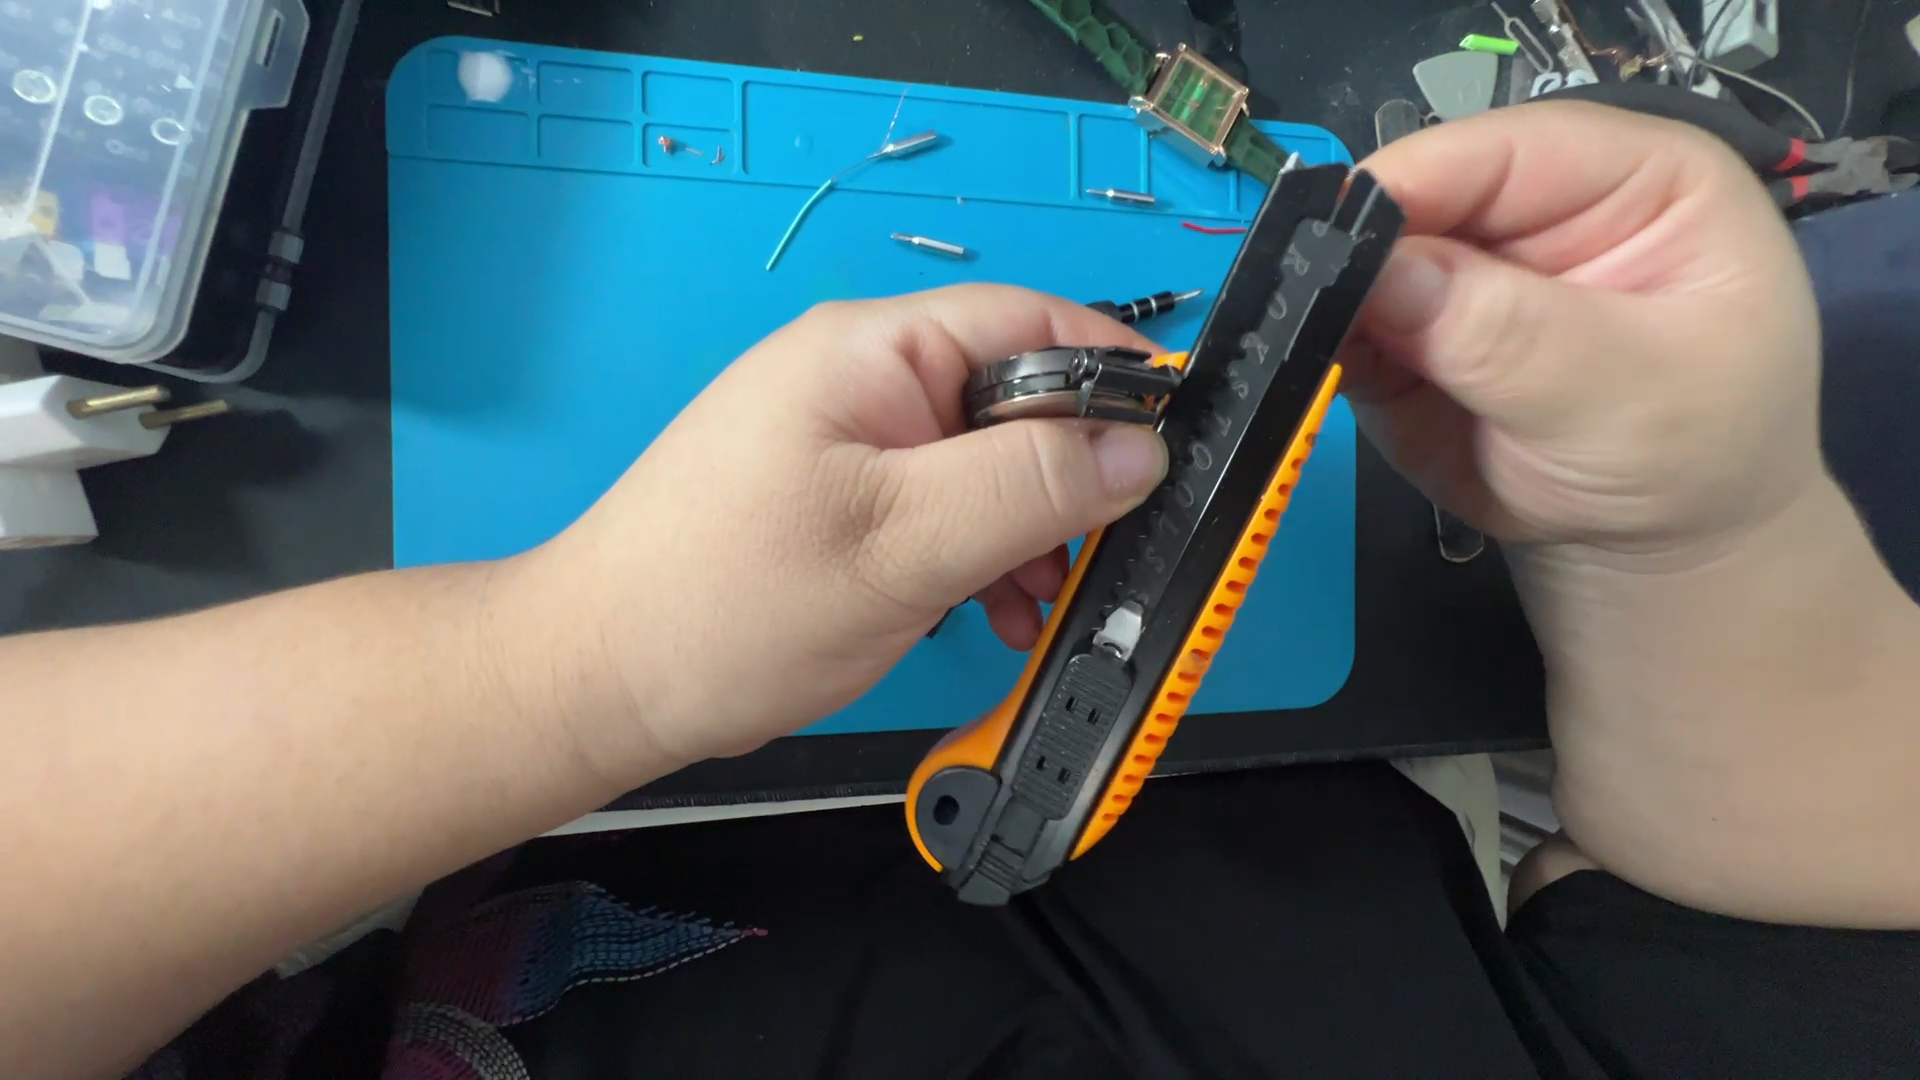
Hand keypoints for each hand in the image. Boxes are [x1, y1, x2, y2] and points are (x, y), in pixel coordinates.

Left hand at [524, 287, 1168, 768]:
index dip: (1109, 378)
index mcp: (874, 353)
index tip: (1167, 449)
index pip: (1027, 325)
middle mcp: (868, 385)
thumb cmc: (736, 604)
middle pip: (1011, 403)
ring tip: (1036, 602)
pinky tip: (993, 611)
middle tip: (1094, 555)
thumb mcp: (903, 541)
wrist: (607, 681)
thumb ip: (1029, 485)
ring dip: (1027, 532)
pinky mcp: (851, 505)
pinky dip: (983, 558)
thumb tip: (1140, 448)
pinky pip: (945, 512)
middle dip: (1066, 479)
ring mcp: (857, 448)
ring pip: (984, 469)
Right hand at [1343, 101, 1822, 563]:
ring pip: (1360, 272)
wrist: (1636, 538)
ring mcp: (1448, 291)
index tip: (1334, 236)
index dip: (1414, 185)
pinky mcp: (1396, 350)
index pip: (1500, 155)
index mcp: (1619, 185)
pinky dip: (1312, 350)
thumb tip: (1379, 275)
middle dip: (1351, 250)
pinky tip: (1299, 368)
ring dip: (1319, 304)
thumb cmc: (1680, 451)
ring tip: (1289, 338)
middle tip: (1295, 296)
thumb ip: (1503, 330)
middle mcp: (1521, 225)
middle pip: (1413, 208)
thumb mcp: (1618, 387)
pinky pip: (1339, 336)